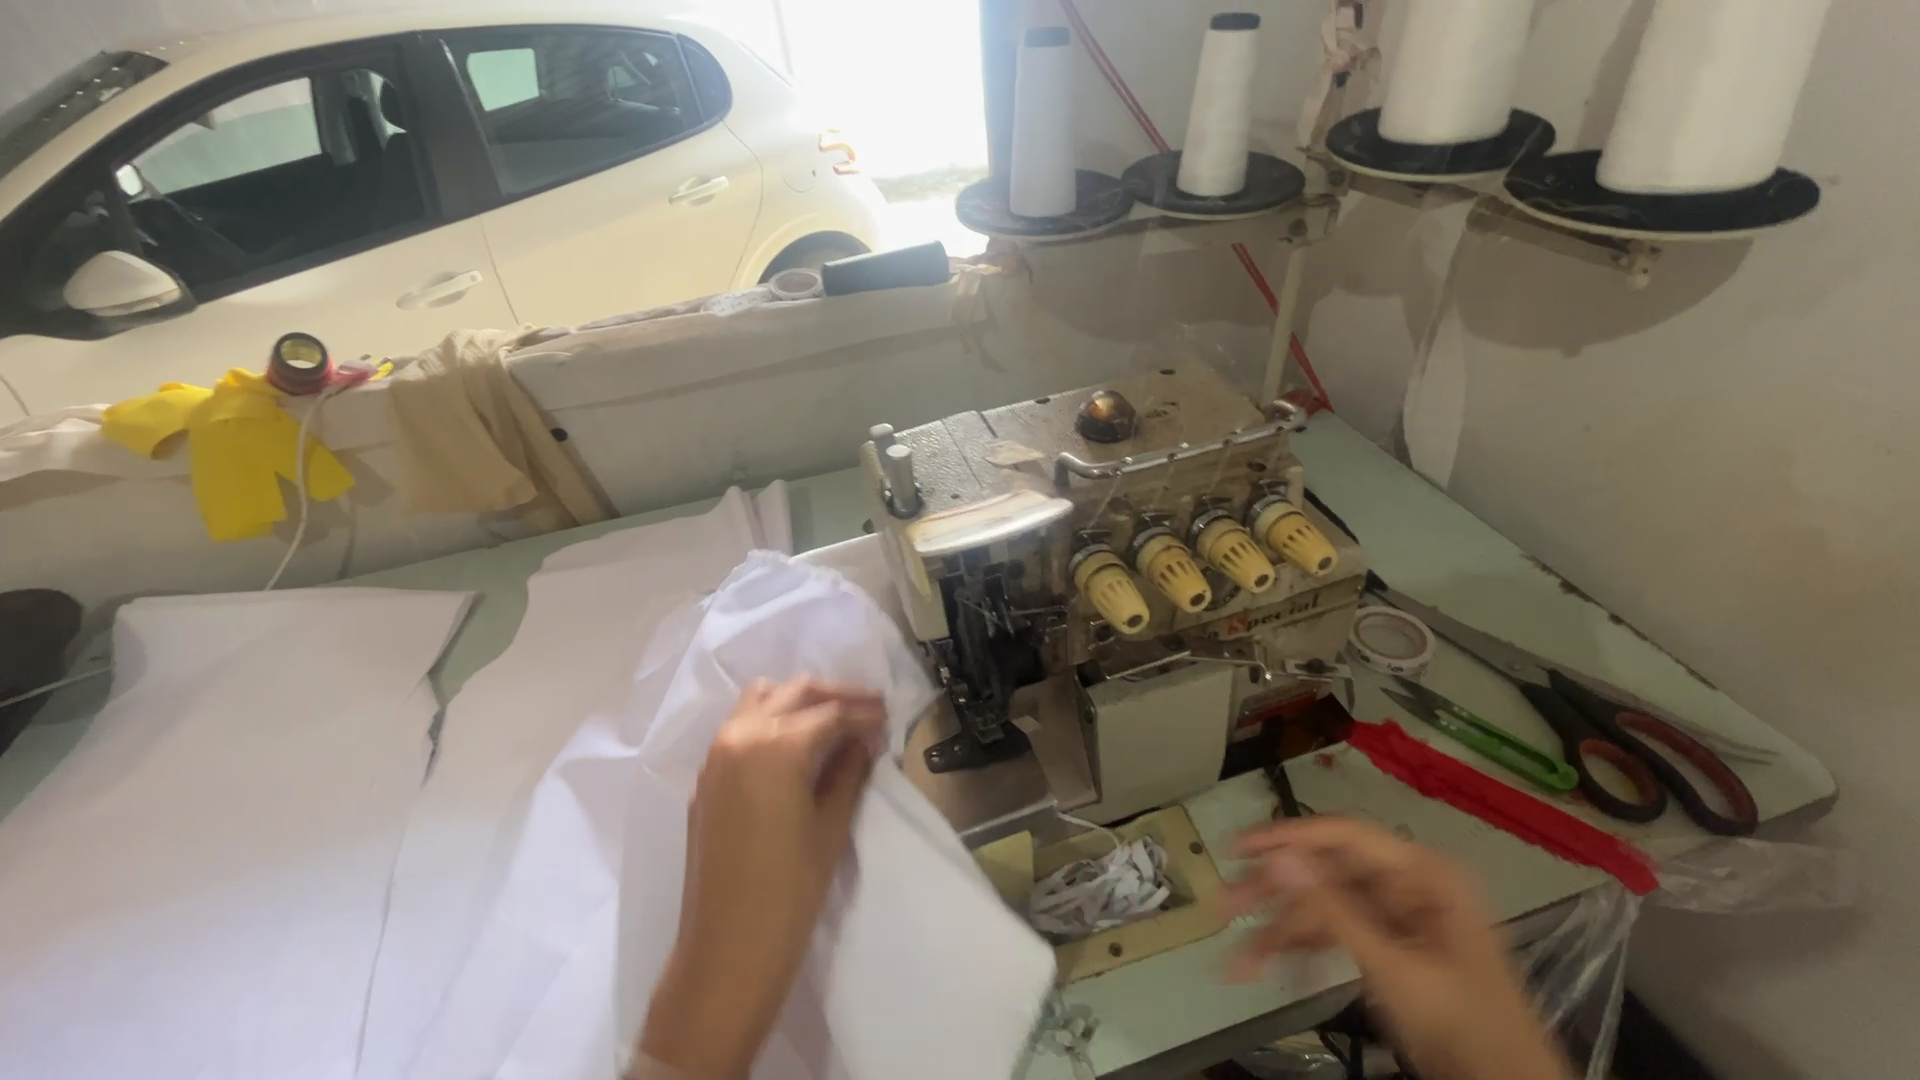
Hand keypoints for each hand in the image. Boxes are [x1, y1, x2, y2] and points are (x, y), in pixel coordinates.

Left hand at [638, 678, 886, 1079]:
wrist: (727, 948)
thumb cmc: (790, 890)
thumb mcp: (830, 826)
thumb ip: (848, 771)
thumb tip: (863, 739)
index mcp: (774, 745)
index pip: (829, 713)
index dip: (863, 713)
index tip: (889, 716)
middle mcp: (739, 736)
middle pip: (794, 693)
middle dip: (835, 696)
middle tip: (870, 708)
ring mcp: (716, 756)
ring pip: (761, 700)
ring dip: (799, 701)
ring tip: (833, 720)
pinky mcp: (706, 779)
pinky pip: (740, 726)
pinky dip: (771, 719)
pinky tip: (797, 745)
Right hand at [1226, 818, 1574, 1079]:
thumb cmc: (1466, 1025)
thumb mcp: (1395, 968)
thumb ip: (1333, 911)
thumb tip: (1279, 858)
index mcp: (1422, 874)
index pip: (1343, 836)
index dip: (1288, 837)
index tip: (1238, 846)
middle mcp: (1404, 884)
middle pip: (1324, 873)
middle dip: (1274, 894)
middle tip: (1225, 904)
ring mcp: (1393, 915)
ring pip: (1320, 906)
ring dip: (1278, 931)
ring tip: (1236, 960)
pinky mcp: (1384, 944)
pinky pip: (1331, 935)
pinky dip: (1299, 952)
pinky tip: (1265, 969)